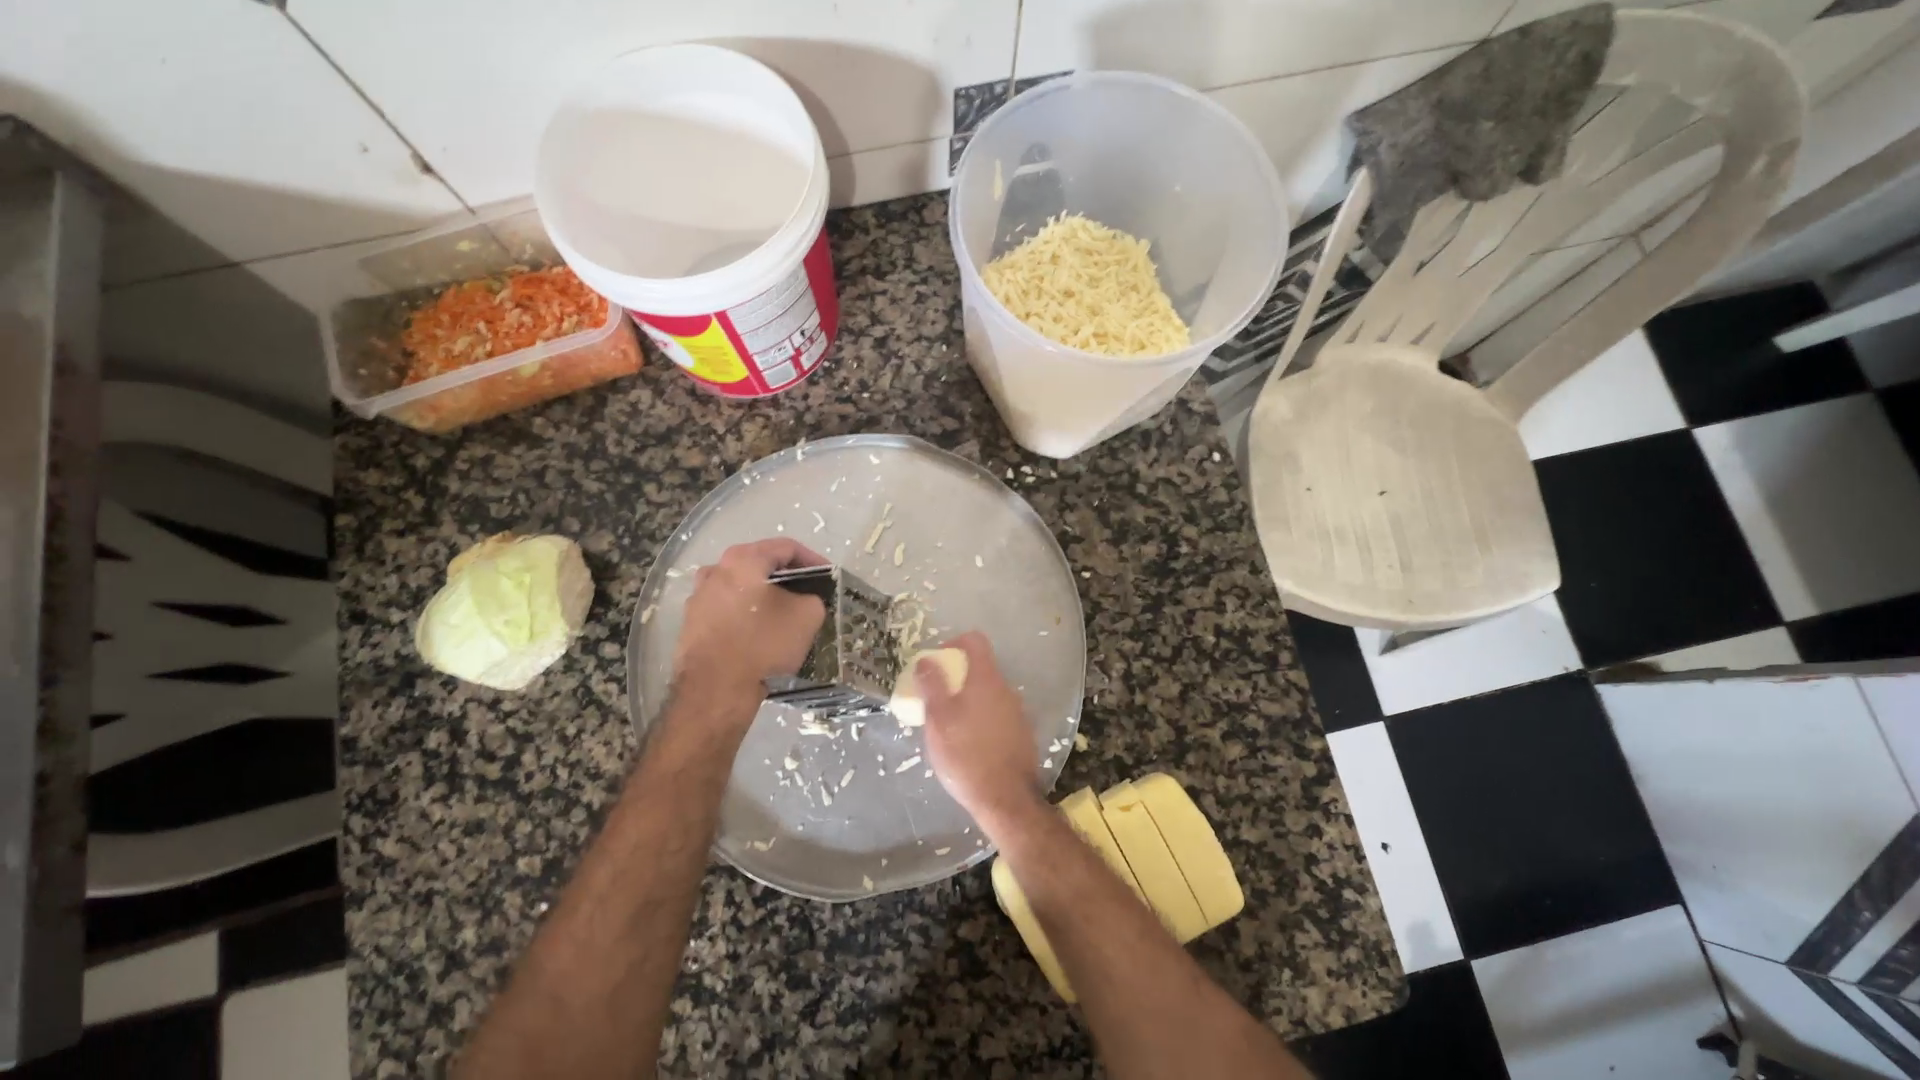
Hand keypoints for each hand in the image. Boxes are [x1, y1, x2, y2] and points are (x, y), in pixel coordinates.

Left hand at [674, 539, 826, 709]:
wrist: (715, 690)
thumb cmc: (763, 643)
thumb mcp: (807, 616)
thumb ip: (813, 597)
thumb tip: (805, 599)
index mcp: (742, 560)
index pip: (786, 547)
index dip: (812, 559)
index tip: (828, 575)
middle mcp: (715, 571)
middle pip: (759, 566)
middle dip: (786, 578)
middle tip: (807, 594)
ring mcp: (698, 599)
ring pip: (741, 590)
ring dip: (763, 598)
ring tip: (783, 617)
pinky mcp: (691, 625)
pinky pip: (726, 612)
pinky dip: (745, 617)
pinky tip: (759, 637)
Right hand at [919, 633, 1042, 830]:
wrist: (1006, 799)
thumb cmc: (965, 756)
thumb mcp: (938, 720)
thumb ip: (932, 685)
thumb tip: (926, 659)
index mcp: (986, 680)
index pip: (974, 641)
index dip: (954, 644)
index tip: (937, 664)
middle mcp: (1007, 690)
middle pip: (981, 669)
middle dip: (957, 679)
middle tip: (936, 701)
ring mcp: (1018, 712)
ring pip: (989, 695)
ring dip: (969, 702)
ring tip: (950, 728)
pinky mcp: (1022, 734)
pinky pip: (998, 716)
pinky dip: (982, 720)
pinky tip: (970, 746)